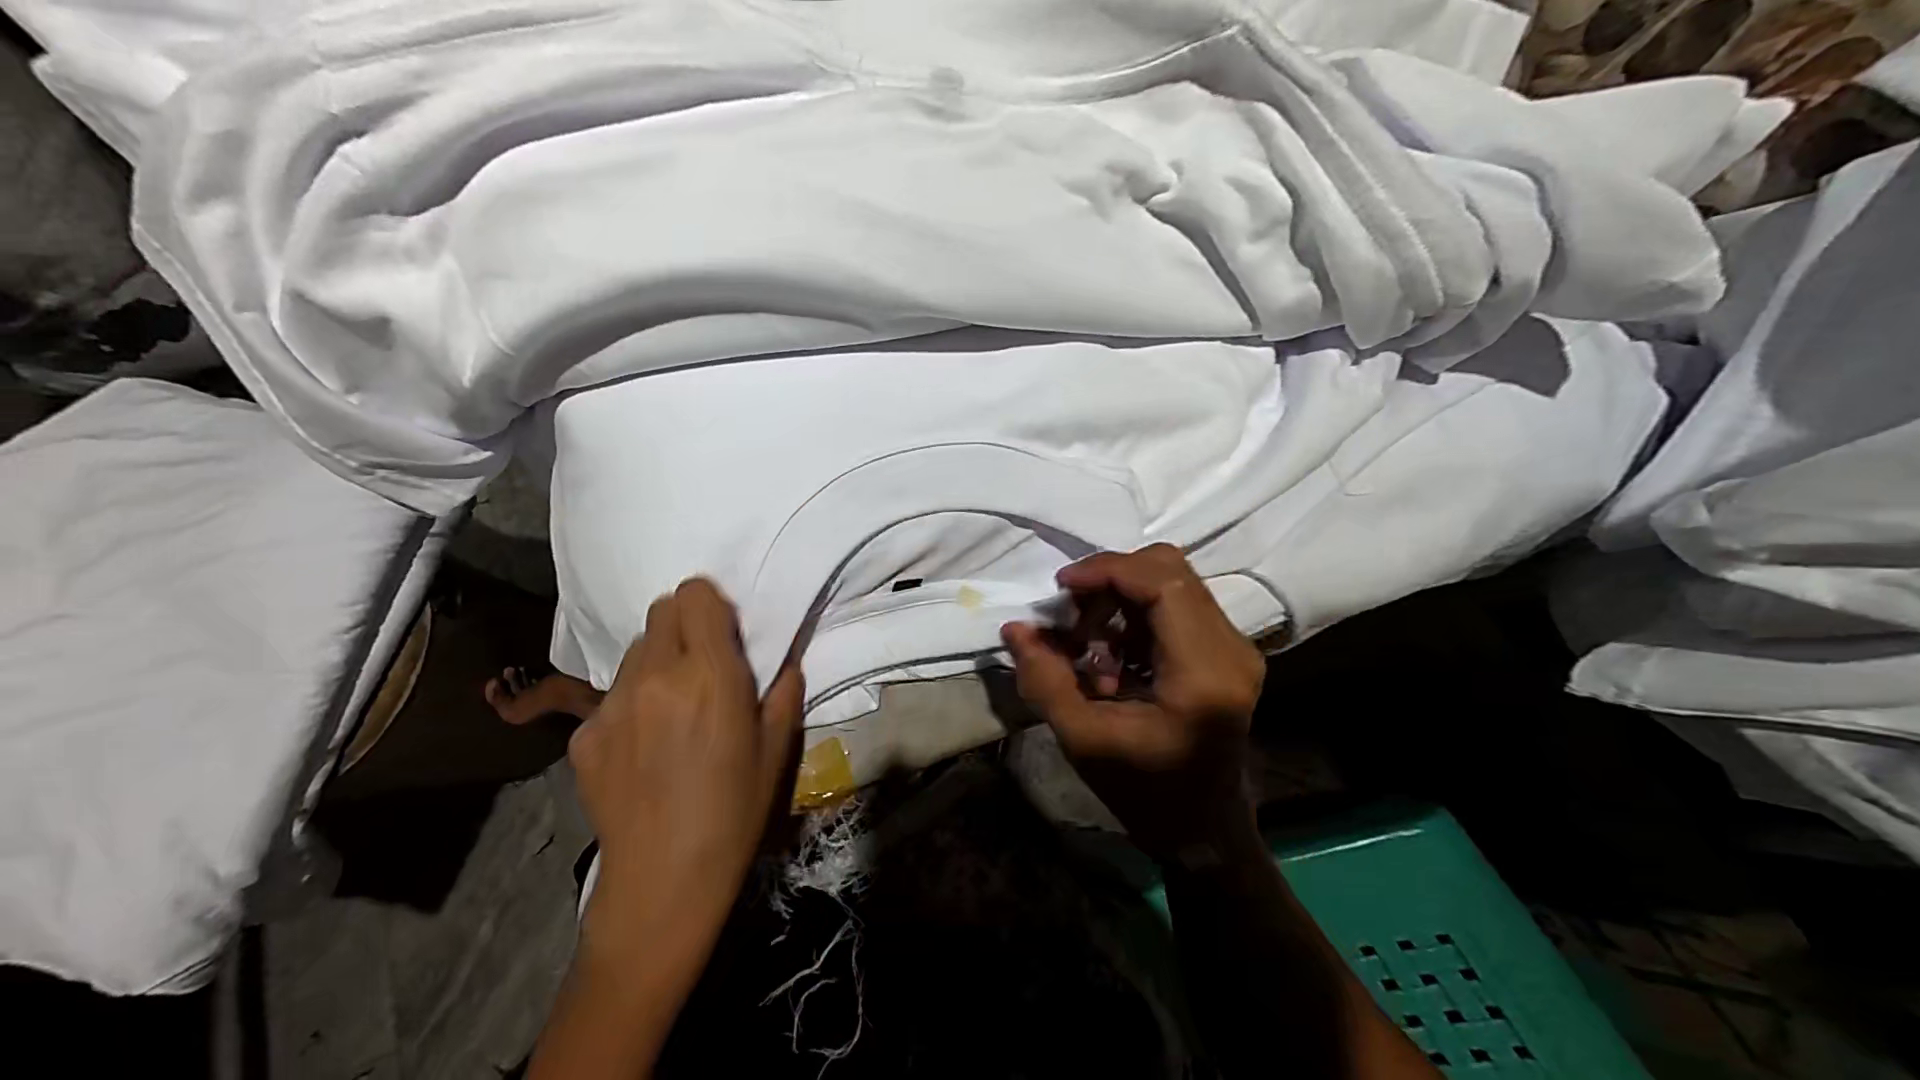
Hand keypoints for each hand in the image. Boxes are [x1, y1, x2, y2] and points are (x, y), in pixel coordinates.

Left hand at [570, 578, 803, 922]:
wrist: (664, 880)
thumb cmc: (736, 812)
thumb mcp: (776, 748)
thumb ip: (783, 689)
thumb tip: (784, 655)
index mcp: (709, 674)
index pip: (694, 594)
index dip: (711, 605)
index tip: (724, 633)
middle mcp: (654, 676)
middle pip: (660, 612)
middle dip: (684, 627)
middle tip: (700, 667)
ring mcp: (611, 704)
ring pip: (633, 653)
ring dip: (656, 664)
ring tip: (670, 711)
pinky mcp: (582, 734)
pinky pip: (610, 697)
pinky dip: (630, 706)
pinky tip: (642, 749)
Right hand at [1001, 544, 1264, 860]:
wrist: (1202, 829)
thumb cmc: (1143, 793)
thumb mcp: (1083, 740)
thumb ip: (1045, 679)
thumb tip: (1015, 628)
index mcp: (1203, 674)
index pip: (1163, 583)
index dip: (1108, 570)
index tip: (1061, 587)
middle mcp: (1231, 649)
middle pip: (1169, 569)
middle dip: (1109, 580)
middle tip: (1070, 616)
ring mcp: (1235, 647)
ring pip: (1171, 580)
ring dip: (1119, 598)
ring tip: (1089, 646)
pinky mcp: (1226, 650)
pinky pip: (1175, 604)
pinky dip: (1133, 614)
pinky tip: (1111, 656)